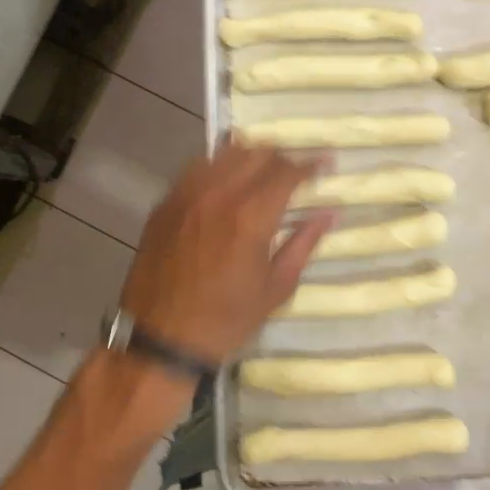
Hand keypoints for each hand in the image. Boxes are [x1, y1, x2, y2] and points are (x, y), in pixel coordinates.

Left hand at [119, 139, 334, 366]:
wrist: (161, 337)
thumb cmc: (226, 319)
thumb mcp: (275, 288)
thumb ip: (303, 244)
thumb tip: (328, 214)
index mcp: (251, 216)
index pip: (287, 171)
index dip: (310, 164)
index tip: (325, 164)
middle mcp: (218, 193)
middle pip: (257, 153)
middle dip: (283, 157)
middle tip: (296, 171)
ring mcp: (187, 194)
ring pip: (225, 153)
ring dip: (251, 155)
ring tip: (264, 171)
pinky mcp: (166, 203)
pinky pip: (197, 168)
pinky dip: (219, 167)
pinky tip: (227, 183)